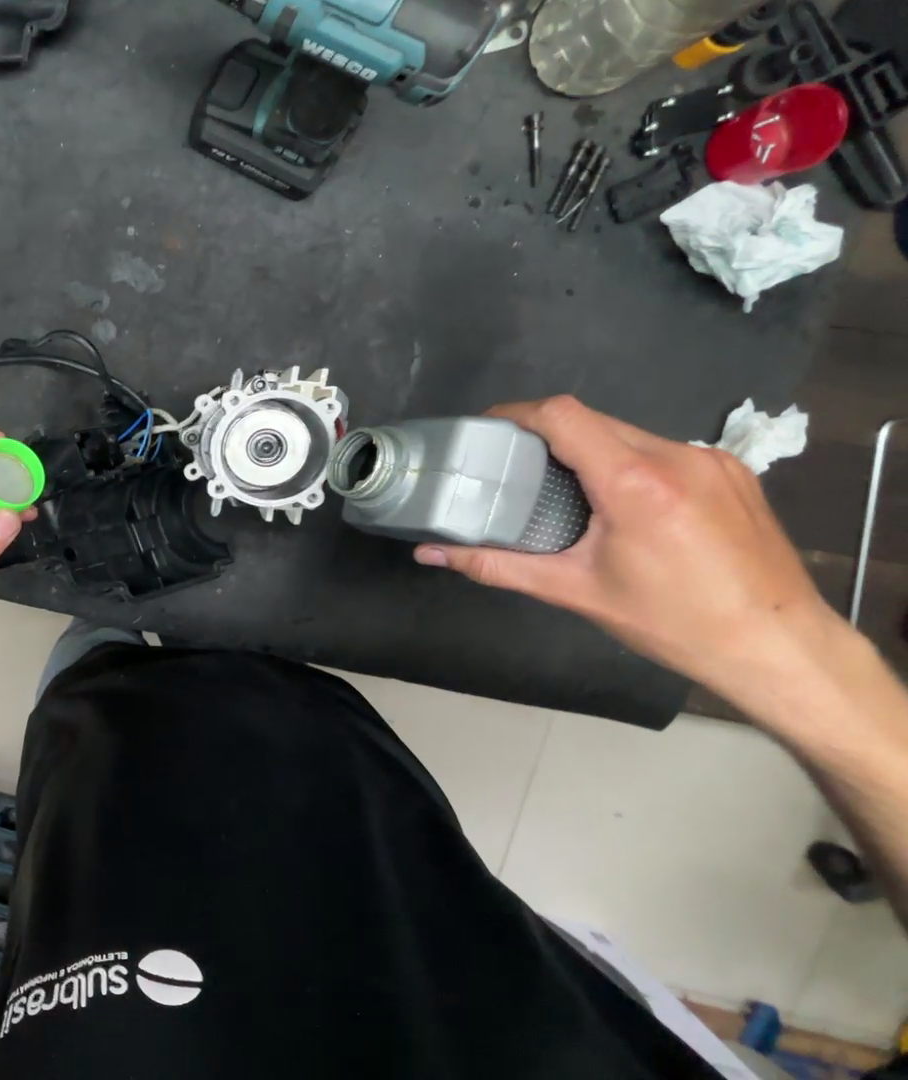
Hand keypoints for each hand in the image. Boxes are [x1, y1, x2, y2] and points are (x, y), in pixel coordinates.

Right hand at [414, 396, 841, 707]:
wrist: (778, 644)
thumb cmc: (670, 621)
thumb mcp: (573, 591)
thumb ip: (495, 565)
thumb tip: (429, 553)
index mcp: (635, 482)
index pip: (564, 416)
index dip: (517, 413)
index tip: (485, 430)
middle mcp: (678, 457)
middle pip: (593, 421)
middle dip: (545, 436)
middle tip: (510, 467)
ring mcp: (712, 461)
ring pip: (629, 434)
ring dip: (587, 451)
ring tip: (560, 490)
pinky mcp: (733, 473)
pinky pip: (662, 451)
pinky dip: (626, 464)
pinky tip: (616, 504)